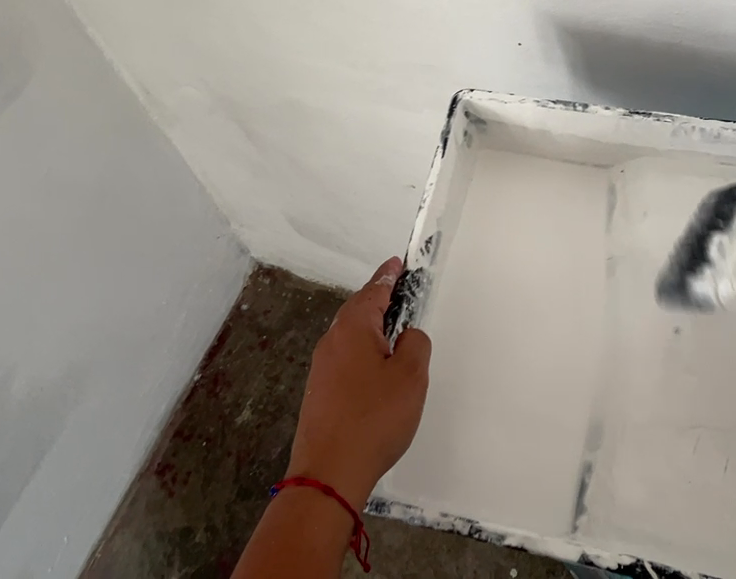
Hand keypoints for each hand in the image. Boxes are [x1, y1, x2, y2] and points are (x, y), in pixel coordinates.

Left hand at [285, 258, 432, 502]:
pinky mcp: (319, 391)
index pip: (374, 289)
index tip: (398, 262)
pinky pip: (346, 357)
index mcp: (354, 327)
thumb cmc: (374, 418)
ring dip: (372, 328)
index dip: (389, 275)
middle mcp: (332, 340)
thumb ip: (416, 343)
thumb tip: (406, 336)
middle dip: (379, 299)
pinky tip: (376, 367)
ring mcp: (321, 367)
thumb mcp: (411, 375)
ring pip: (351, 335)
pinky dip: (363, 351)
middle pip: (359, 309)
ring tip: (394, 331)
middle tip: (400, 291)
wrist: (328, 472)